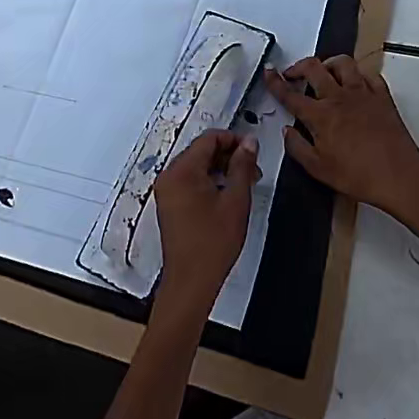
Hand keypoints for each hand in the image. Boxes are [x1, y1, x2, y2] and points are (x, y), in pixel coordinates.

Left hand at [152, 129, 259, 313]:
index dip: (233, 139)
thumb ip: (242, 166)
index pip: (208, 139)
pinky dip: (209, 181)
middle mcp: (169, 176)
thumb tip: (249, 143)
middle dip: (228, 155)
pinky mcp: (169, 203)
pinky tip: (228, 194)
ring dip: (220, 168)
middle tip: (252, 168)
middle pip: (200, 151)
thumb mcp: (235, 199)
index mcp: (182, 171)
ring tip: (244, 183)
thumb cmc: (212, 244)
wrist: (192, 279)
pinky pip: (189, 181)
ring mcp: (167, 190)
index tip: (251, 148)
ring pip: (196, 166)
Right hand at [264, 56, 418, 223]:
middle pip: (314, 68)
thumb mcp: (318, 168)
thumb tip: (287, 132)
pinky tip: (354, 83)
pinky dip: (358, 75)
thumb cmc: (359, 175)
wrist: (399, 177)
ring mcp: (363, 94)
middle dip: (298, 66)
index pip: (291, 94)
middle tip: (293, 74)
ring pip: (343, 63)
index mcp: (320, 116)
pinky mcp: (382, 97)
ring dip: (328, 64)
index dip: (276, 82)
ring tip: (323, 72)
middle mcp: (340, 98)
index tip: (269, 74)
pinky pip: (368, 75)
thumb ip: (297, 147)